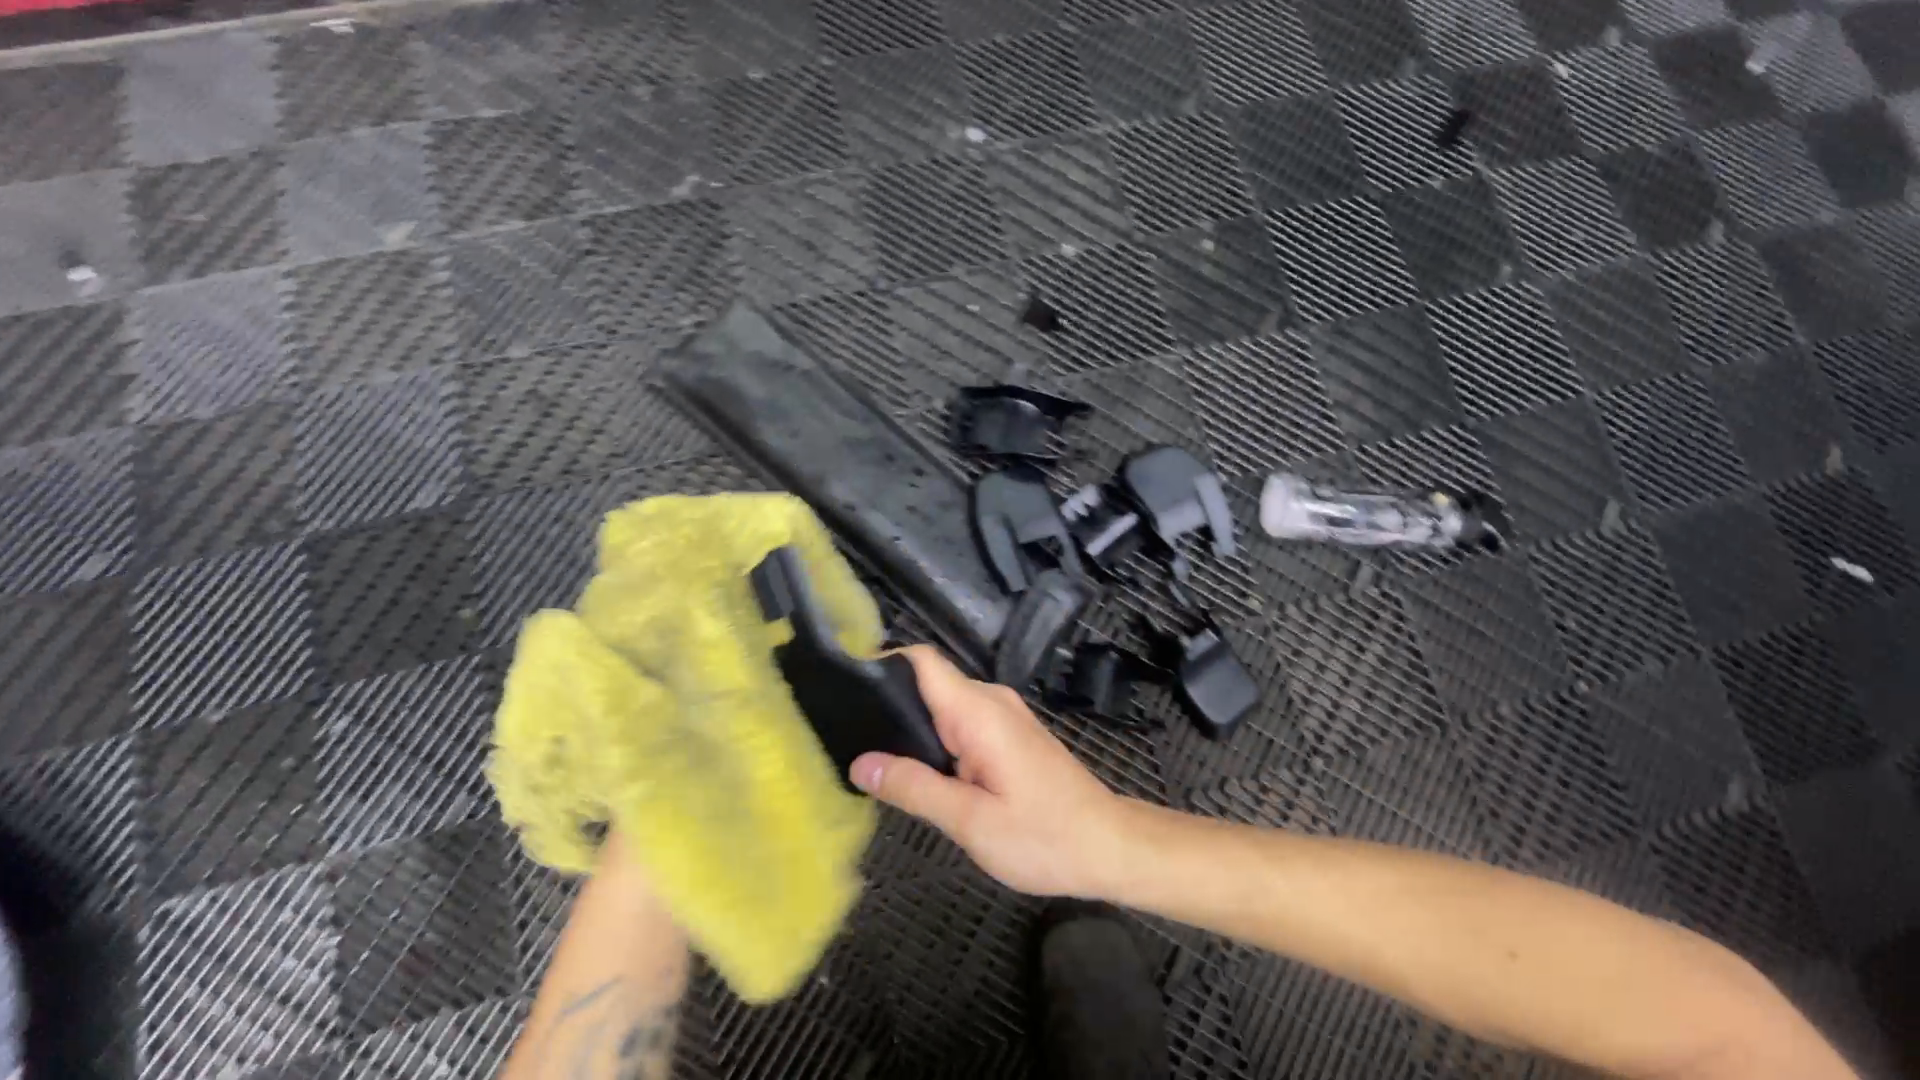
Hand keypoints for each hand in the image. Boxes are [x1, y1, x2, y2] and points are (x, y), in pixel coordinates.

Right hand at [849, 646, 1127, 897]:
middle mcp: (991, 702)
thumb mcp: (970, 821)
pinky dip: (936, 742)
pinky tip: (916, 773)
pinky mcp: (1010, 736)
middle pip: (928, 683)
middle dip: (889, 704)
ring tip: (871, 759)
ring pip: (944, 707)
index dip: (882, 664)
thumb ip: (913, 788)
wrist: (1110, 848)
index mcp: (979, 712)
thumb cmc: (1044, 837)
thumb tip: (860, 764)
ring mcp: (1004, 718)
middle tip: (846, 738)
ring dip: (912, 728)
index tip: (844, 687)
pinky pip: (961, 724)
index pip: (922, 661)